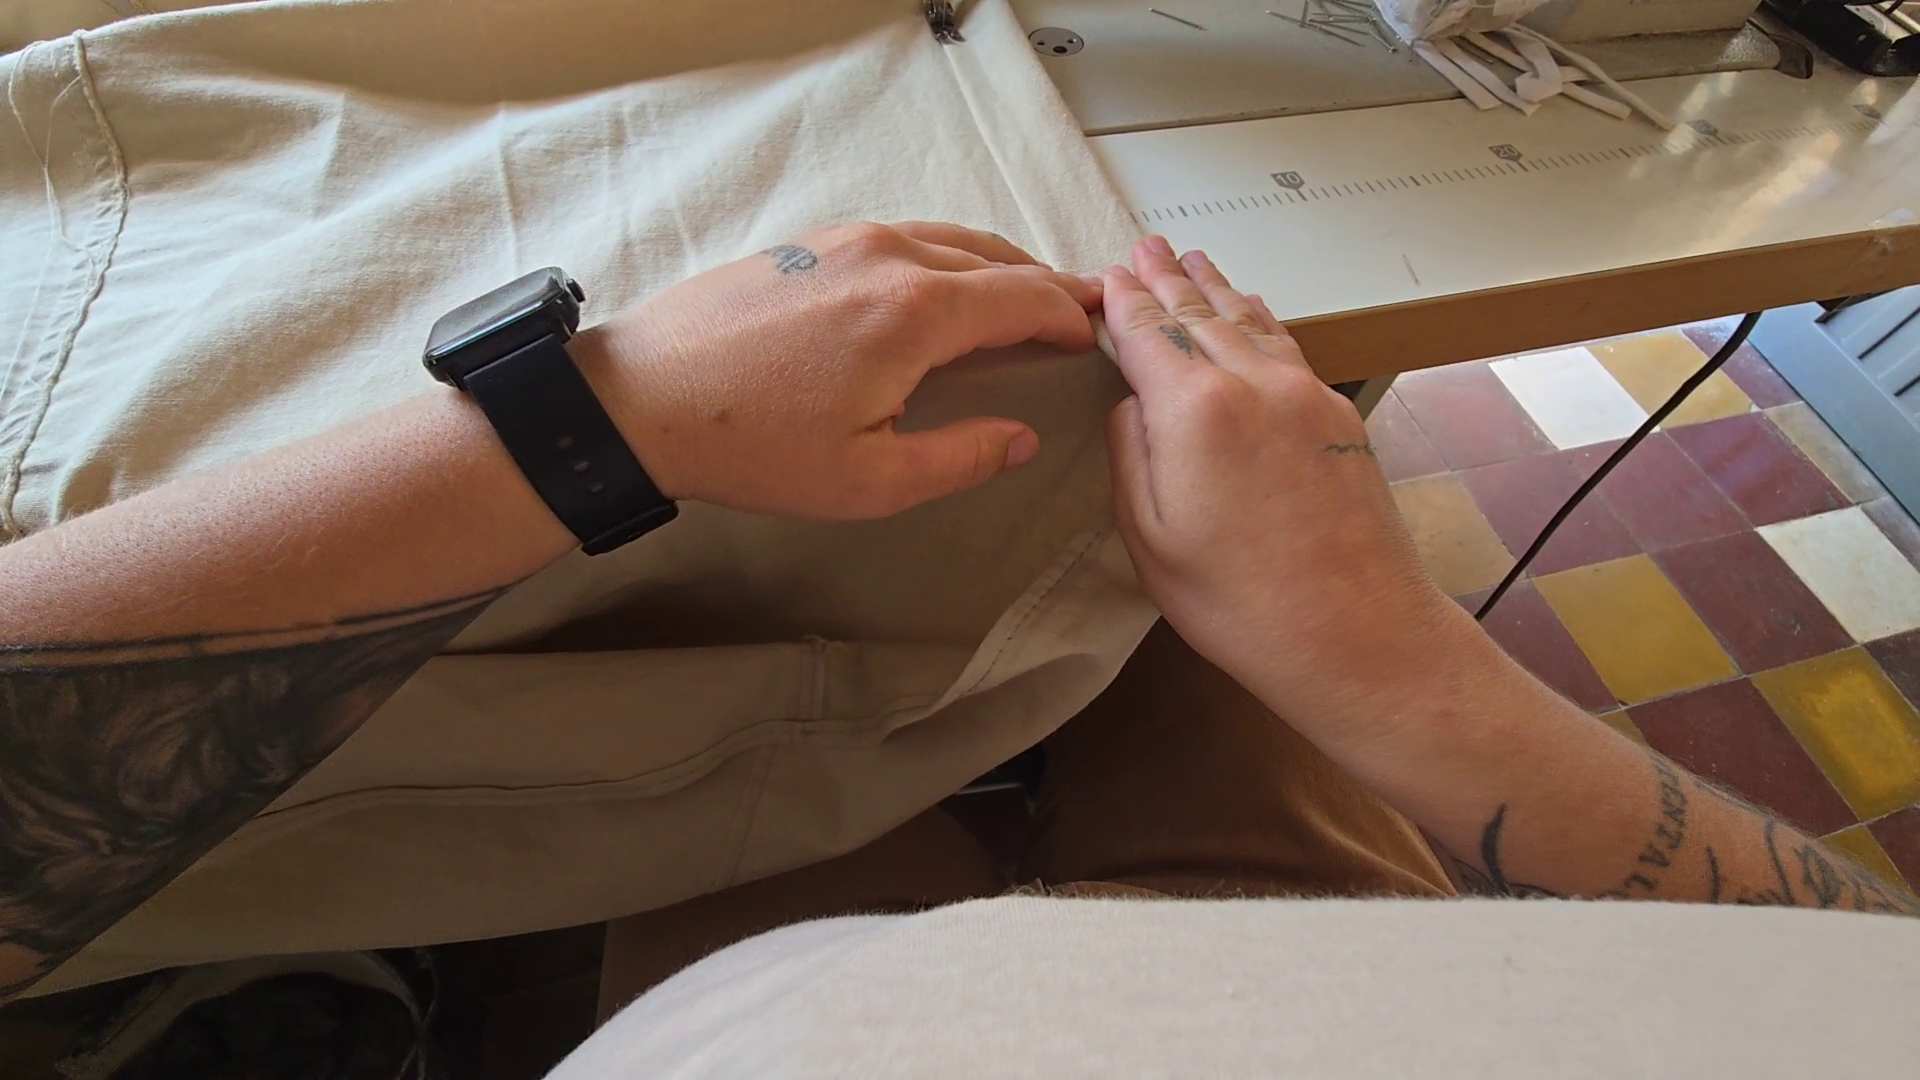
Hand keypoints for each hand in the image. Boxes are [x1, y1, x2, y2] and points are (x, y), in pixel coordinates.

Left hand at [572, 221, 1100, 518]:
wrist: (641, 399)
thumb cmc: (756, 446)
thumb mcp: (872, 480)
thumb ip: (961, 457)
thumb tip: (1022, 440)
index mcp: (916, 313)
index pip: (1022, 299)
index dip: (1066, 316)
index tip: (1089, 334)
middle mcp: (889, 256)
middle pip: (994, 259)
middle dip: (1044, 284)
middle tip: (1076, 307)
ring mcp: (844, 239)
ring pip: (950, 239)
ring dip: (998, 266)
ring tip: (1024, 293)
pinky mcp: (809, 241)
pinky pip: (904, 236)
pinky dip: (947, 256)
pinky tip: (945, 283)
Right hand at [1102, 237, 1491, 744]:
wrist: (1357, 636)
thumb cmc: (1236, 600)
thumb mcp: (1149, 538)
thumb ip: (1130, 454)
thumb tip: (1131, 403)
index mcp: (1195, 411)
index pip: (1147, 336)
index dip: (1124, 303)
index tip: (1109, 276)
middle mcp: (1254, 384)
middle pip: (1198, 315)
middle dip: (1165, 279)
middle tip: (1143, 246)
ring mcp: (1306, 395)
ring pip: (1248, 320)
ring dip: (1214, 287)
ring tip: (1190, 259)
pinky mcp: (1338, 417)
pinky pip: (1287, 345)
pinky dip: (1259, 316)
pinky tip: (1253, 307)